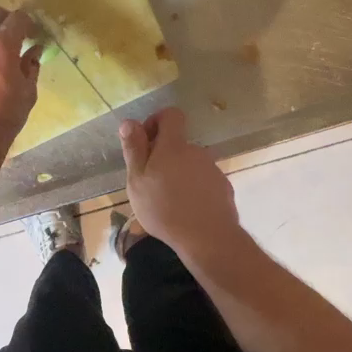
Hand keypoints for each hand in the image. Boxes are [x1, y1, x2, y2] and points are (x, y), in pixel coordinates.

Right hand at [118, 108, 242, 260]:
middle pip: (178, 144)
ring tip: (168, 202)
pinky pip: (203, 181)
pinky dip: (193, 190)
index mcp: (174, 146)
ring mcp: (212, 169)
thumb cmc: (164, 208)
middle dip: (164, 157)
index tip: (145, 143)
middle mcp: (196, 151)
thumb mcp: (138, 180)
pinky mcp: (222, 187)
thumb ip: (134, 149)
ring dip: (178, 175)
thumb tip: (129, 121)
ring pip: (190, 165)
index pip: (170, 115)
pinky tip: (186, 211)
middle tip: (151, 184)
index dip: (156, 122)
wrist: (207, 237)